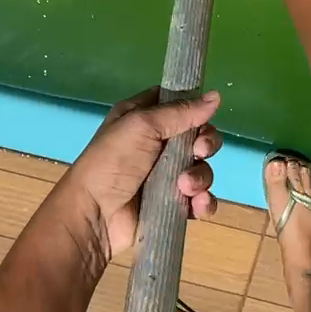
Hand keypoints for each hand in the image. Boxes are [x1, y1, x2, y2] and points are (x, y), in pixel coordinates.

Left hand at [54, 86, 222, 264]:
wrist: (94, 215)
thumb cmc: (113, 161)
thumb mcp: (142, 125)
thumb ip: (181, 112)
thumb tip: (216, 96)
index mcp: (144, 118)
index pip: (178, 104)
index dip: (194, 107)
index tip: (205, 113)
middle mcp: (156, 143)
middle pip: (198, 136)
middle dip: (205, 143)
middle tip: (199, 151)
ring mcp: (166, 176)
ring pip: (202, 168)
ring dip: (200, 176)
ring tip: (184, 186)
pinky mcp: (172, 203)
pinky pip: (200, 199)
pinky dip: (203, 202)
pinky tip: (196, 205)